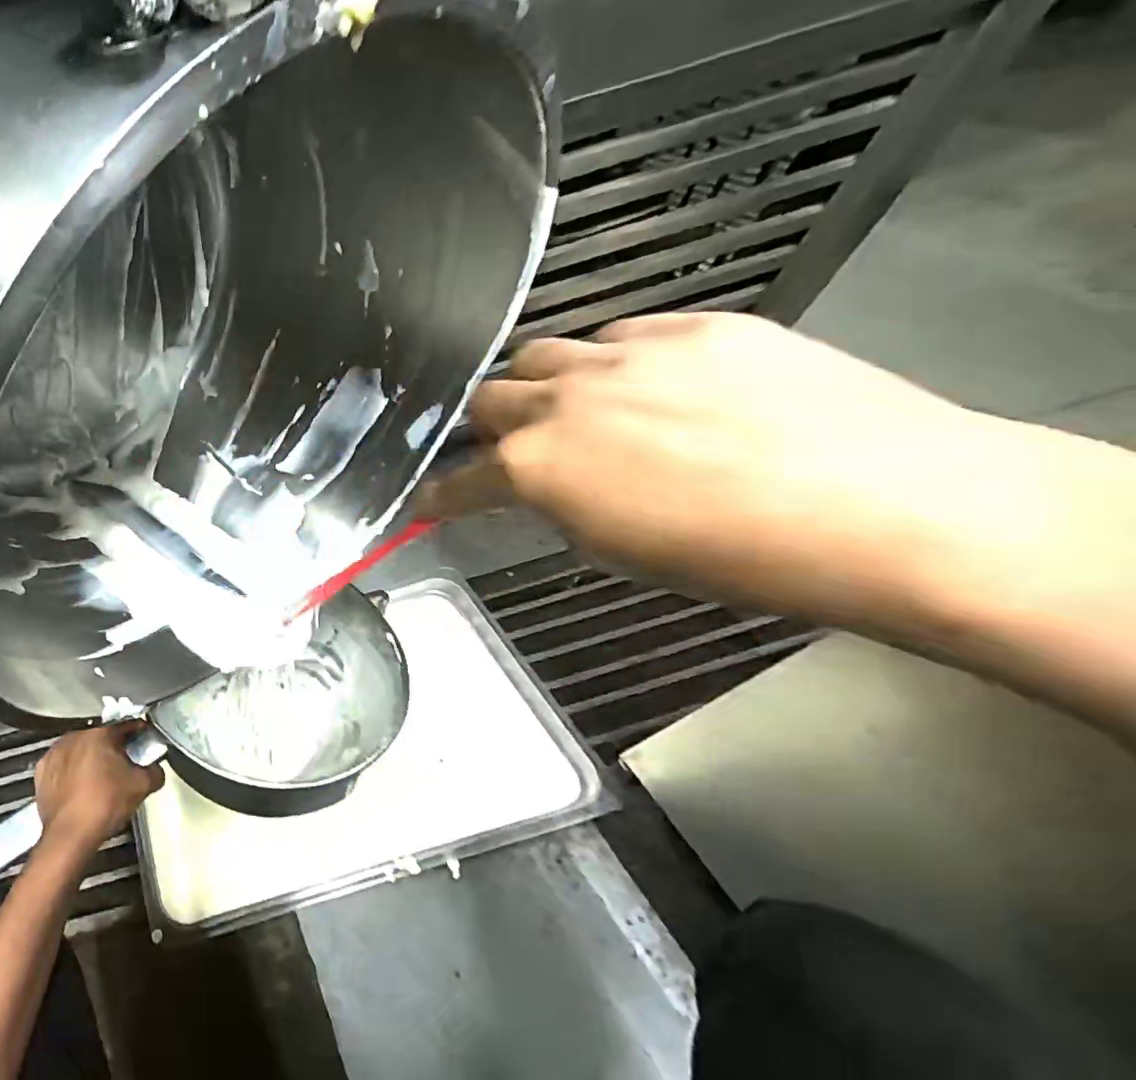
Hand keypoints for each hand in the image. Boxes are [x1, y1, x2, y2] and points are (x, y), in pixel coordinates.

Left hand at [34, 723, 164, 852]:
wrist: (70, 834)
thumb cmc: (107, 803)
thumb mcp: (142, 786)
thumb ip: (155, 770)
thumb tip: (155, 767)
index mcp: (100, 735)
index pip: (125, 726)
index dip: (138, 732)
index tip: (145, 739)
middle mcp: (74, 736)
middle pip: (100, 738)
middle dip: (111, 748)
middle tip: (122, 765)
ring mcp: (54, 752)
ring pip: (79, 750)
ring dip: (89, 758)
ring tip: (98, 778)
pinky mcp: (41, 770)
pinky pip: (62, 765)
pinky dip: (70, 771)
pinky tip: (77, 786)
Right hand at [413, 313, 1015, 628]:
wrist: (887, 507)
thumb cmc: (739, 557)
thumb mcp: (617, 552)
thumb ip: (560, 507)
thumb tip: (551, 488)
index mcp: (537, 467)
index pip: (460, 479)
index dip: (439, 494)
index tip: (431, 499)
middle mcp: (564, 399)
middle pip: (489, 395)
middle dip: (486, 425)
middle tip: (506, 445)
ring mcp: (629, 353)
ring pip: (545, 352)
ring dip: (541, 383)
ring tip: (574, 405)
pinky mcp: (697, 325)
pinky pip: (624, 333)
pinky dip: (614, 361)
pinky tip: (649, 385)